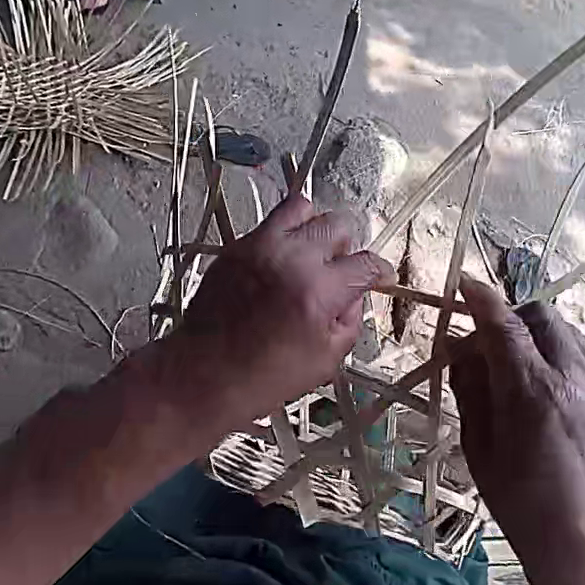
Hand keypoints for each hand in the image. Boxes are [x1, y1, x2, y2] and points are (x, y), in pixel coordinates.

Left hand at [171, 194, 394, 427]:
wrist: (203, 375)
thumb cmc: (262, 377)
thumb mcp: (325, 360)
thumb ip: (349, 320)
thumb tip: (353, 296)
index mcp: (318, 290)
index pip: (365, 264)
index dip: (380, 271)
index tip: (380, 276)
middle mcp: (291, 258)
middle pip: (337, 225)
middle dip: (346, 248)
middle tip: (339, 270)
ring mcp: (260, 247)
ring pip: (302, 208)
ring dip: (315, 227)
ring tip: (311, 253)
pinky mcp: (236, 248)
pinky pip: (270, 223)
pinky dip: (284, 236)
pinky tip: (282, 263)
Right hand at [449, 278, 584, 579]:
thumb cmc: (524, 510)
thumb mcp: (480, 450)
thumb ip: (471, 390)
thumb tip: (459, 348)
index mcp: (533, 392)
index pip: (504, 323)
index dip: (481, 299)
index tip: (464, 286)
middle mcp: (575, 380)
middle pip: (544, 316)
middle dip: (513, 317)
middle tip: (489, 344)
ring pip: (570, 336)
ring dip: (538, 339)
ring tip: (518, 372)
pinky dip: (560, 362)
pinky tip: (548, 398)